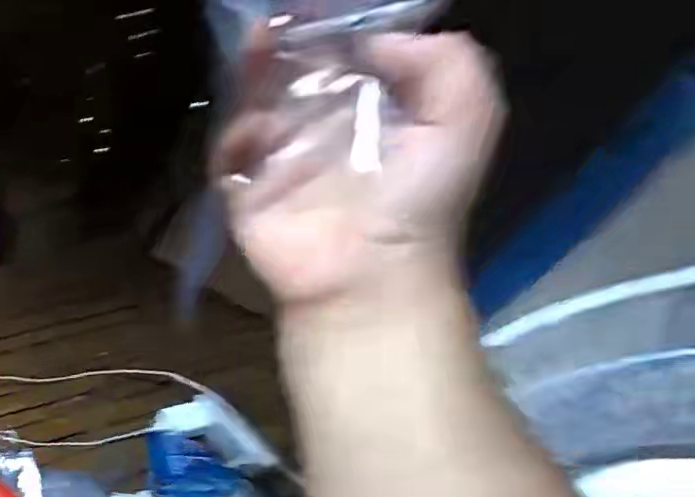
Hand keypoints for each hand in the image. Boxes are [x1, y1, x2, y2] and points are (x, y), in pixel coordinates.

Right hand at [218, 32, 504, 306]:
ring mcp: (276, 166)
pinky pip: (227, 162)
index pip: (342, 62)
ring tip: (253, 50)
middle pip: (291, 82)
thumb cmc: (421, 199)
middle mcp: (318, 133)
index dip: (330, 32)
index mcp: (368, 111)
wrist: (367, 272)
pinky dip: (231, 140)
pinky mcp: (243, 197)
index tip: (315, 7)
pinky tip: (248, 126)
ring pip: (254, 114)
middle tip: (269, 22)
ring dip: (251, 83)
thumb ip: (442, 62)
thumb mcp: (467, 114)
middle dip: (281, 50)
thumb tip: (375, 40)